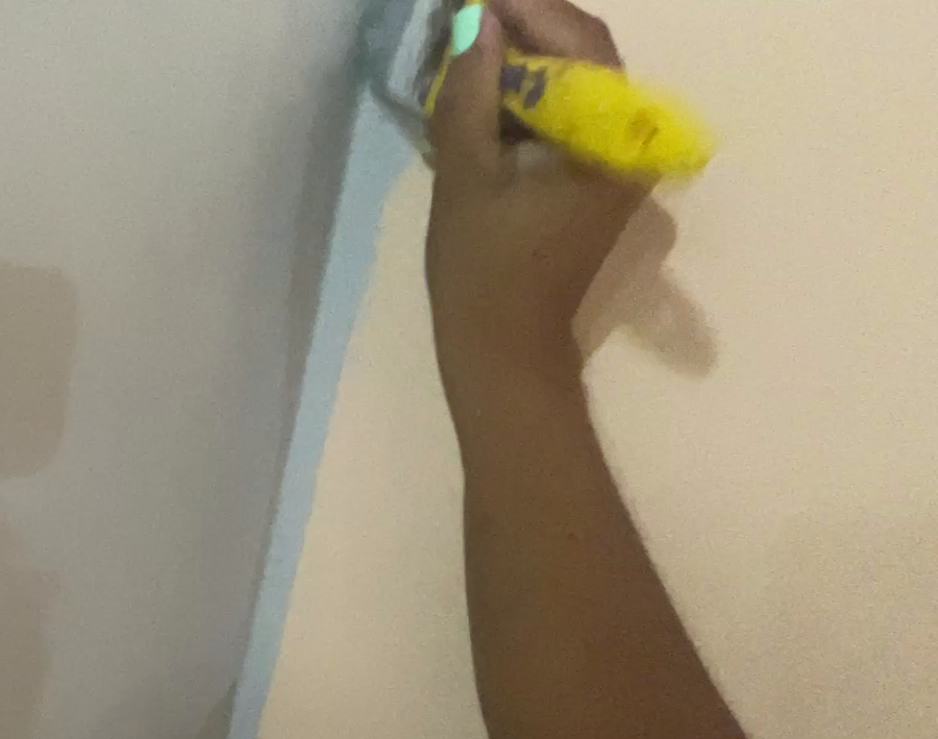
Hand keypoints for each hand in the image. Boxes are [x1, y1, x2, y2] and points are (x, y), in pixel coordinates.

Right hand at [425, 0, 649, 395]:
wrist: (502, 352)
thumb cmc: (481, 274)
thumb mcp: (464, 185)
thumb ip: (469, 102)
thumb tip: (472, 28)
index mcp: (609, 135)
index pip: (576, 45)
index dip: (526, 12)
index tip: (474, 0)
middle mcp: (626, 141)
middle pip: (577, 65)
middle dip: (520, 39)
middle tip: (464, 27)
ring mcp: (609, 168)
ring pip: (566, 98)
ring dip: (515, 77)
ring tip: (462, 64)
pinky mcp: (587, 191)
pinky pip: (557, 132)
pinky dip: (517, 115)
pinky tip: (477, 112)